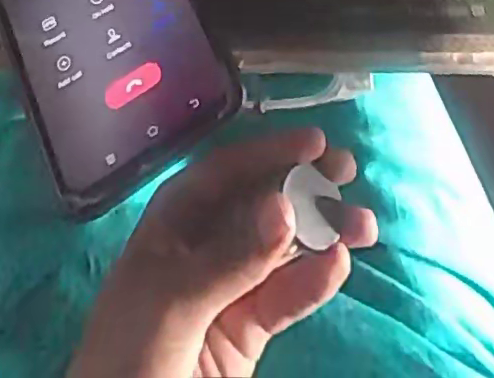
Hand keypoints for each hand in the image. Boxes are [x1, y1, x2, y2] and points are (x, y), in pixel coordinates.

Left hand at [68, 128, 376, 377]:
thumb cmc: (130, 350)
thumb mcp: (173, 299)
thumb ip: (231, 257)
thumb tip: (285, 206)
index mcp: (176, 219)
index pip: (227, 171)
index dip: (269, 152)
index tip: (315, 141)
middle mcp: (205, 242)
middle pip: (261, 202)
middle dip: (303, 184)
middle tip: (347, 170)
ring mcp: (230, 285)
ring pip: (282, 247)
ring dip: (321, 231)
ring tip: (363, 225)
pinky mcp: (247, 329)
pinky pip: (285, 296)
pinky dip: (313, 281)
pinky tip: (339, 265)